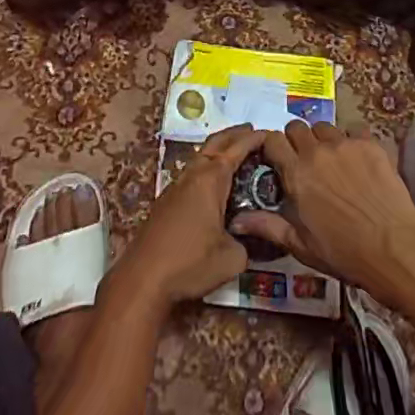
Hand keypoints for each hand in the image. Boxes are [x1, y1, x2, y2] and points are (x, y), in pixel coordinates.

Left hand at [108, 125, 265, 306]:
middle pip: (215, 144)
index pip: (237, 148)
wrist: (142, 281)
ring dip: (219, 151)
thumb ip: (249, 240)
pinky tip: (214, 184)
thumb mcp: (233, 257)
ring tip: (237, 156)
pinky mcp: (166, 203)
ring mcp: (175, 188)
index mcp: (210, 179)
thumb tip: (252, 236)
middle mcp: (192, 175)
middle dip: (235, 135)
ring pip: (200, 158)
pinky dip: (208, 168)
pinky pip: (192, 174)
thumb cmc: (190, 263)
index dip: (255, 138)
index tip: (271, 133)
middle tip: (253, 133)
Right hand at [229, 122, 414, 307]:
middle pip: (298, 128)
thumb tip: (236, 220)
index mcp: (296, 173)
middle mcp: (317, 151)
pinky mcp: (371, 144)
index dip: (273, 147)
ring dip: (324, 140)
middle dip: (297, 140)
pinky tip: (358, 160)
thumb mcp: (300, 244)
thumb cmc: (342, 251)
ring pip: (326, 127)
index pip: (273, 140)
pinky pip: (355, 130)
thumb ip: (267, 225)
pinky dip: (352, 141)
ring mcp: (346, 144)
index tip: (278, 159)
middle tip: (305, 161)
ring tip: (333, 160)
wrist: (392, 246)